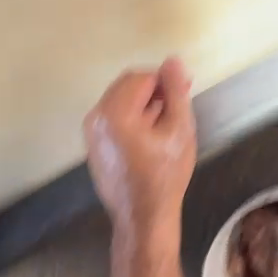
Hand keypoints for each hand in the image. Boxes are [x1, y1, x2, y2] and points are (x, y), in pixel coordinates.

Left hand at [84, 59, 195, 237]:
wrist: (143, 216)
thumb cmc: (165, 175)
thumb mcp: (179, 130)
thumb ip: (176, 92)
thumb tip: (173, 60)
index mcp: (114, 113)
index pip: (141, 77)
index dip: (165, 79)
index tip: (186, 90)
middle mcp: (95, 118)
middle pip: (126, 85)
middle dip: (154, 88)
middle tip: (179, 103)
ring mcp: (91, 133)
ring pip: (120, 100)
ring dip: (145, 101)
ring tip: (169, 120)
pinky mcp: (94, 145)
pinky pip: (114, 117)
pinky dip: (133, 116)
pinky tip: (153, 134)